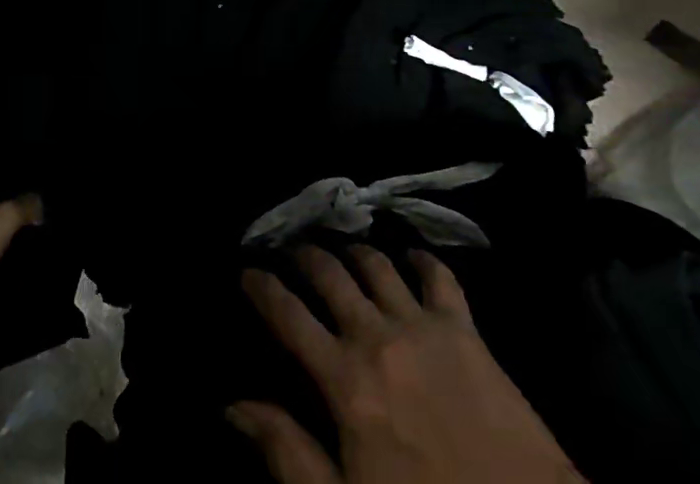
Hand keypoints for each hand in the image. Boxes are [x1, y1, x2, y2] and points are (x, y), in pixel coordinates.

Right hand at [232, 246, 582, 483]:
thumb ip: (285, 450)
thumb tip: (233, 405)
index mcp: (344, 378)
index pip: (287, 314)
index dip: (260, 287)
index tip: (246, 272)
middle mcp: (377, 336)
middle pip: (329, 275)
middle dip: (303, 256)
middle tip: (292, 252)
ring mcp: (423, 326)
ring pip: (376, 265)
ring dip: (352, 251)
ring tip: (342, 250)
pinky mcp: (466, 330)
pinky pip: (439, 276)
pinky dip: (420, 259)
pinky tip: (409, 256)